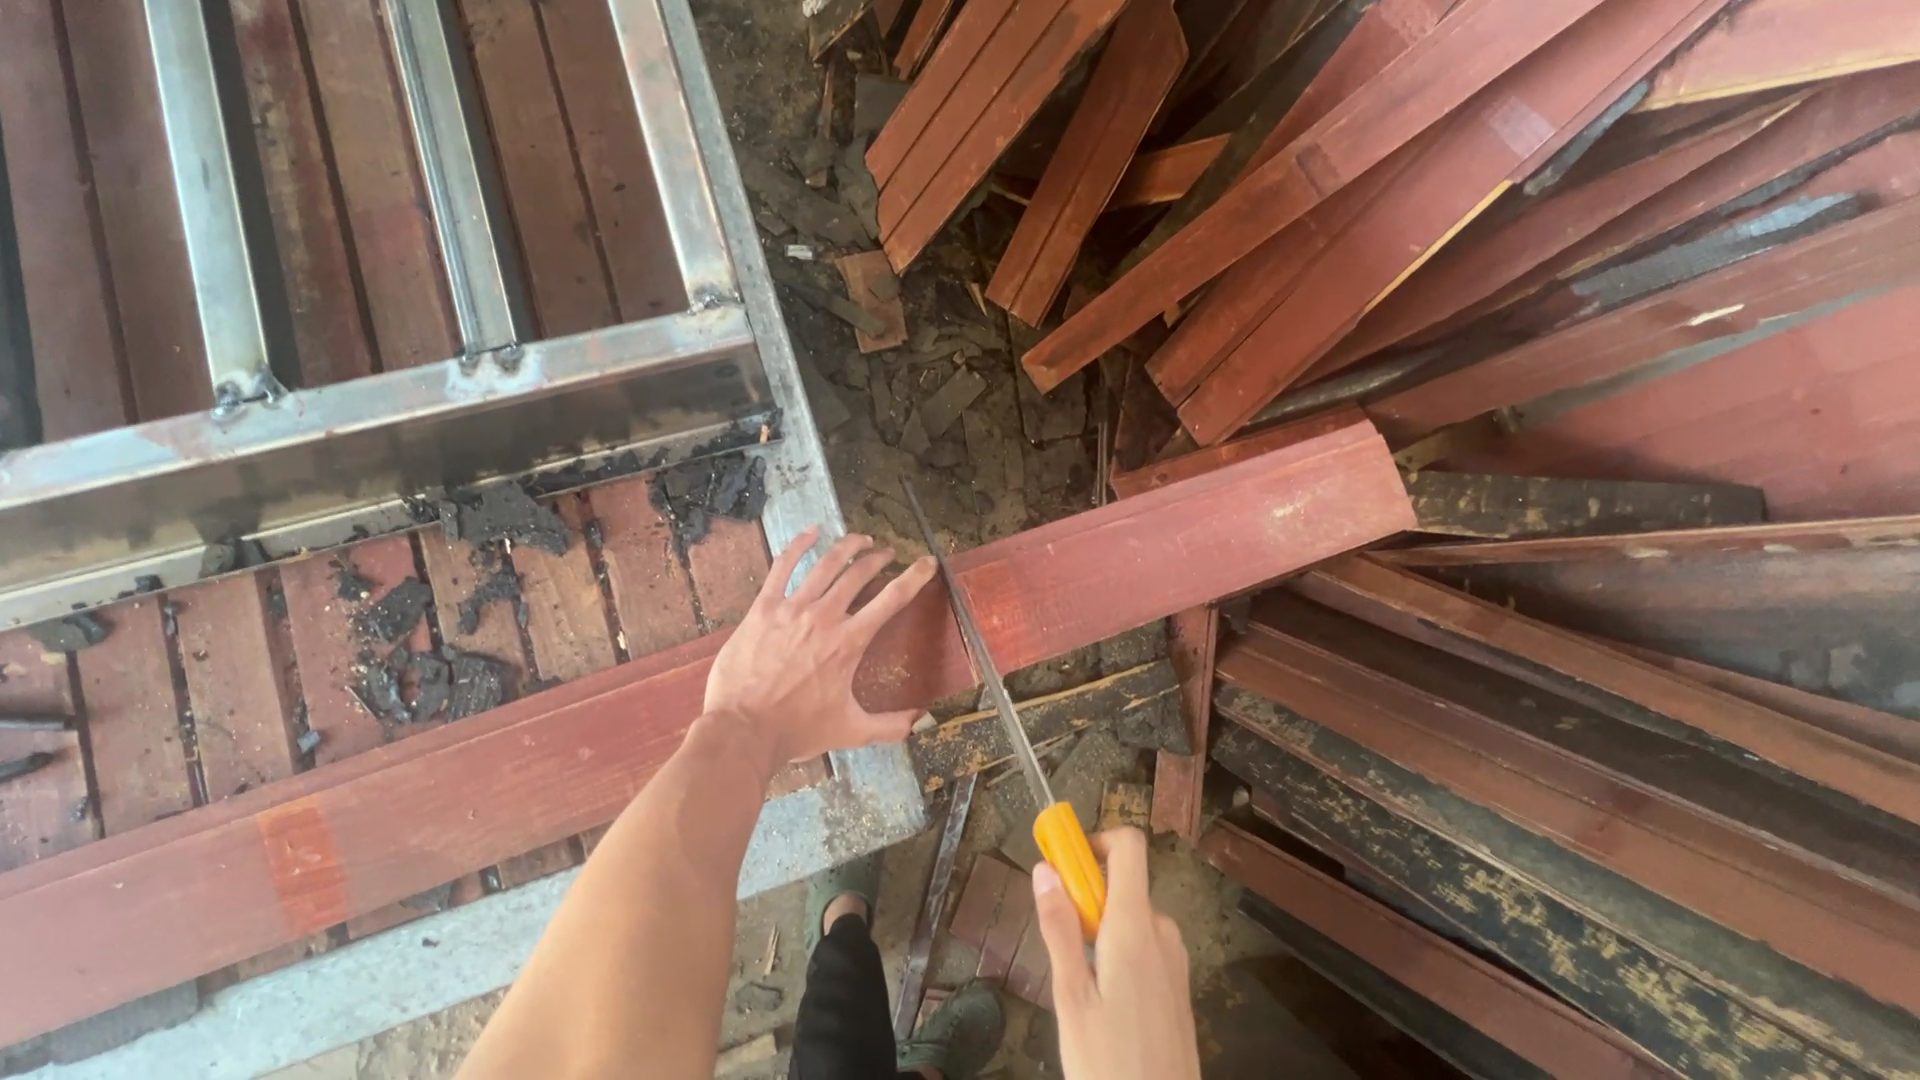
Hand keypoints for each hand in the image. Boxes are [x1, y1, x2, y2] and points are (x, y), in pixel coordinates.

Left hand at [704, 528, 936, 763]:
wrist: (743, 729)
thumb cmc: (798, 730)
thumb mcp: (852, 731)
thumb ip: (891, 726)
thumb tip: (924, 721)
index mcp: (850, 642)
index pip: (891, 600)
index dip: (914, 577)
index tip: (926, 562)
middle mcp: (825, 617)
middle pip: (859, 574)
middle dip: (878, 559)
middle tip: (887, 554)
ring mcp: (791, 609)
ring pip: (825, 565)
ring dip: (847, 548)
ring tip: (860, 539)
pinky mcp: (763, 608)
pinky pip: (782, 567)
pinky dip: (798, 546)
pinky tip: (811, 533)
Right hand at [1034, 828, 1199, 1079]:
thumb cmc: (1107, 1063)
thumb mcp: (1071, 998)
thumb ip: (1059, 929)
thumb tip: (1045, 869)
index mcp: (1136, 928)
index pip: (1129, 847)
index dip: (1096, 841)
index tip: (1065, 865)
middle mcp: (1163, 932)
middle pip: (1124, 885)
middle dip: (1088, 902)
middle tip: (1063, 952)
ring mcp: (1176, 959)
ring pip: (1132, 918)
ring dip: (1103, 933)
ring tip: (1083, 991)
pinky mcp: (1180, 983)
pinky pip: (1146, 945)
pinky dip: (1121, 953)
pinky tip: (1108, 1005)